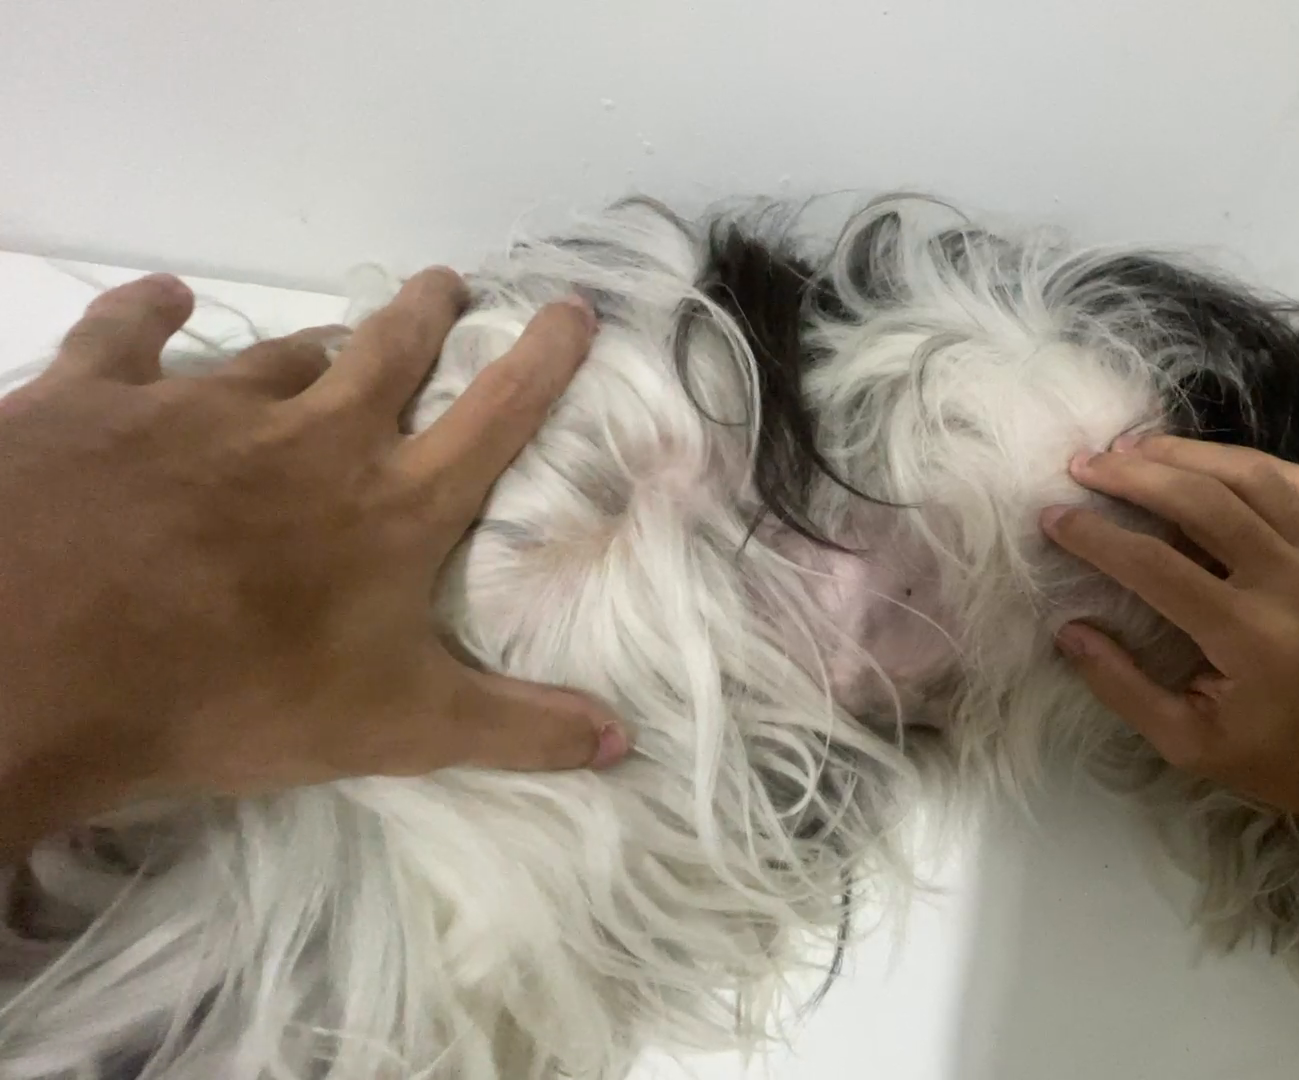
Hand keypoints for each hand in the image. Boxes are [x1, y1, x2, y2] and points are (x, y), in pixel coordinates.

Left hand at [0, 271, 626, 849]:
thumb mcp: (400, 727)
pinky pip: (125, 338)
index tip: (572, 307)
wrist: (0, 682)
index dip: (546, 356)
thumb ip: (520, 729)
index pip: (500, 411)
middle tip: (448, 283)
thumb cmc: (228, 698)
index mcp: (397, 502)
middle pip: (391, 348)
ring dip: (320, 343)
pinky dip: (151, 317)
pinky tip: (168, 302)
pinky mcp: (82, 405)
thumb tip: (626, 744)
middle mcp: (315, 438)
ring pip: (280, 351)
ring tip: (335, 343)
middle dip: (428, 311)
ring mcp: (198, 412)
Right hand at [1042, 435, 1298, 833]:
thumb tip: (1068, 630)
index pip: (1156, 565)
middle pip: (1203, 501)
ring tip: (1130, 449)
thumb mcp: (1185, 744)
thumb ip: (1121, 686)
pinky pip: (1290, 483)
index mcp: (1251, 638)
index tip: (1053, 517)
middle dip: (1134, 475)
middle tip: (1083, 465)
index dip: (1096, 536)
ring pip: (1250, 476)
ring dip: (1184, 454)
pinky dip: (1240, 463)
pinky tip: (1200, 463)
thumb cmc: (1274, 761)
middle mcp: (1294, 584)